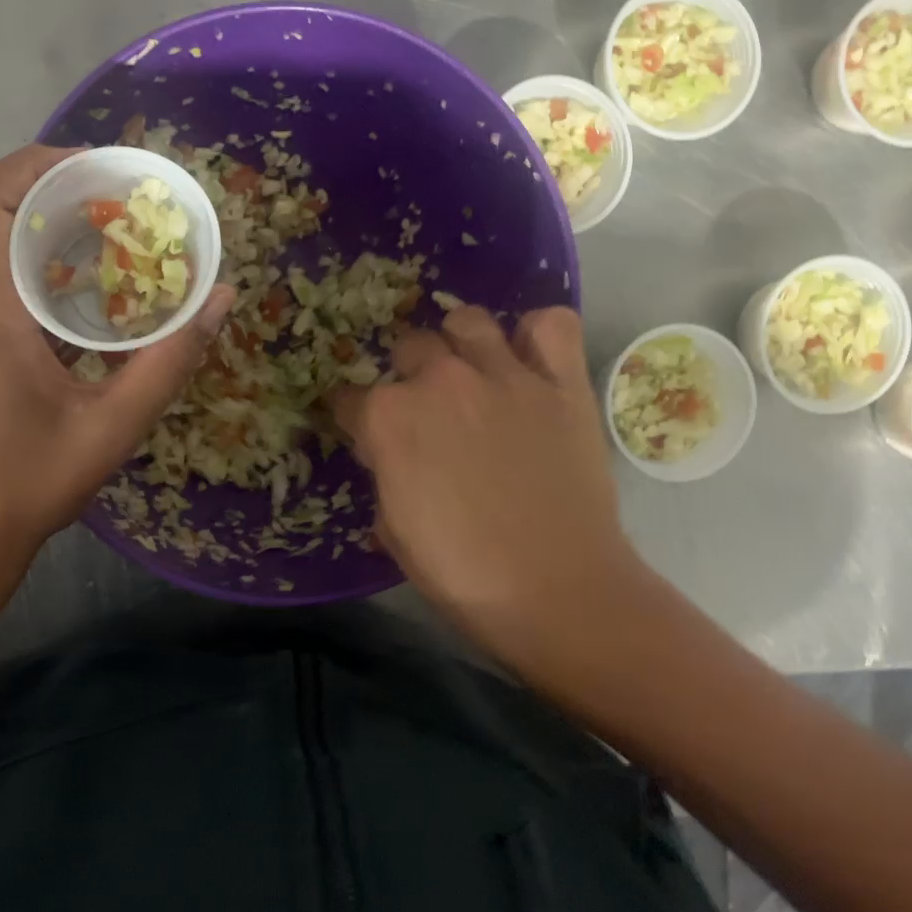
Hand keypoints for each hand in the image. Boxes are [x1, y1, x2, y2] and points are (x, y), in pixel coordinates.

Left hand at [0, 142, 236, 560]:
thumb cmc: (30, 481)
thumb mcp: (113, 428)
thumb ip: (169, 361)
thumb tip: (220, 299)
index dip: (38, 162)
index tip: (100, 169)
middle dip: (41, 181)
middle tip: (108, 193)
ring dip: (29, 217)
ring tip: (94, 223)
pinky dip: (17, 253)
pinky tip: (60, 274)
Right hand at [330, 306, 647, 662]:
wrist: (554, 589)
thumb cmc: (459, 571)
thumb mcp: (393, 529)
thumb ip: (385, 478)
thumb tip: (393, 462)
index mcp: (387, 419)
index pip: (349, 398)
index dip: (354, 418)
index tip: (365, 436)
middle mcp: (439, 380)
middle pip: (409, 348)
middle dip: (407, 374)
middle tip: (425, 410)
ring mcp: (504, 375)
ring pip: (468, 321)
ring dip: (460, 342)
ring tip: (470, 372)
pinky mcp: (561, 382)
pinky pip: (550, 325)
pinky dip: (537, 335)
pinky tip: (529, 360)